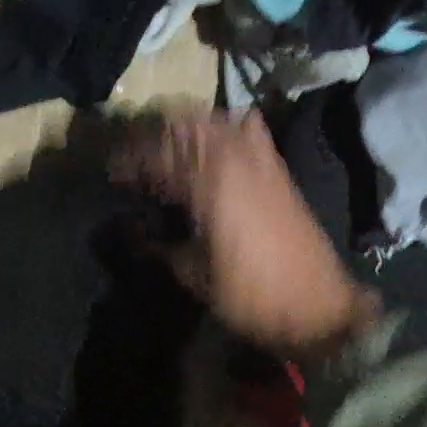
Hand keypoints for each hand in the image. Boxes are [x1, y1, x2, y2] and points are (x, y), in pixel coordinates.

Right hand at [111, 110, 380, 361]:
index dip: (128, 161)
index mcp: (210, 182)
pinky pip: (245, 131)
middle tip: (136, 160)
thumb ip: (156, 246)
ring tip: (167, 155)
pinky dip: (220, 133)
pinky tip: (209, 155)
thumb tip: (127, 230)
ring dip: (186, 131)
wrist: (316, 305)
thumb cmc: (251, 295)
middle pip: (184, 123)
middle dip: (155, 136)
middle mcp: (235, 157)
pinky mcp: (278, 169)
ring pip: (215, 121)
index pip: (157, 152)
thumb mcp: (194, 275)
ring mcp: (261, 159)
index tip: (111, 174)